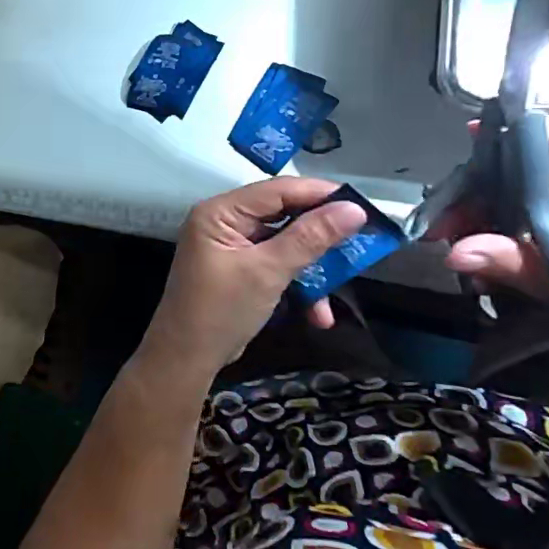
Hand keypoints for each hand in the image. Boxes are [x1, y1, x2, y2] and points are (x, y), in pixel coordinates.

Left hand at [140, 177, 367, 383]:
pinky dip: (296, 285)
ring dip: (311, 268)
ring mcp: (230, 247)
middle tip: (362, 240)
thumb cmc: (222, 309)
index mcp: (220, 212)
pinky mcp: (239, 270)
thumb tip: (354, 210)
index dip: (319, 194)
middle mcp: (223, 222)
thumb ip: (310, 238)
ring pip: (283, 243)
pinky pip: (274, 264)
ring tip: (341, 286)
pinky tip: (317, 314)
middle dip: (319, 234)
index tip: (361, 204)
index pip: (276, 190)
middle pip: (282, 215)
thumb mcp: (268, 272)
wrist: (186, 358)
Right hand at [439, 117, 548, 409]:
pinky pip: (531, 247)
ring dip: (486, 228)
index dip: (529, 132)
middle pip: (539, 182)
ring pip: (528, 216)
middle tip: (443, 217)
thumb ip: (530, 270)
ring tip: (449, 244)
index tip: (475, 133)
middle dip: (487, 194)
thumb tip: (455, 250)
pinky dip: (500, 254)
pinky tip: (475, 271)